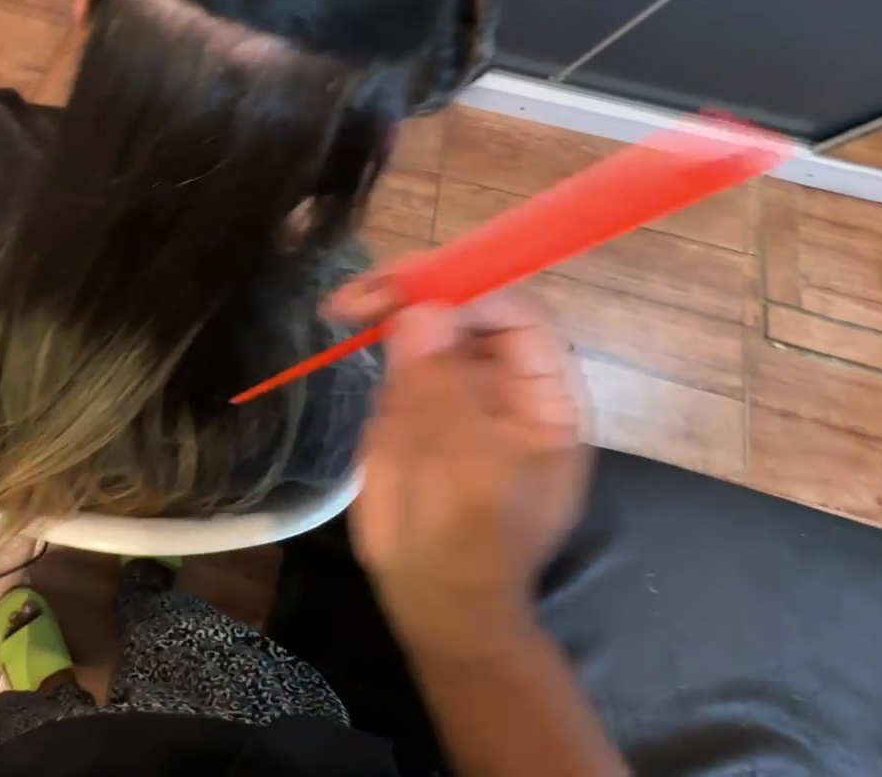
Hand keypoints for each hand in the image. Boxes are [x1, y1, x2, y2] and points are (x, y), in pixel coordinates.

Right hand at [331, 282, 591, 659]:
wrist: (429, 592)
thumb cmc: (469, 538)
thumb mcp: (467, 466)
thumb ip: (445, 385)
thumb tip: (420, 309)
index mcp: (539, 396)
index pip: (514, 318)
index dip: (466, 293)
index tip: (408, 289)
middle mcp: (497, 380)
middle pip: (463, 309)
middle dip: (415, 289)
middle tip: (360, 292)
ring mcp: (449, 385)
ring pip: (423, 321)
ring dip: (384, 300)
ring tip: (342, 304)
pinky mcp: (406, 397)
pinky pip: (392, 348)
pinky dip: (368, 327)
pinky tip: (342, 317)